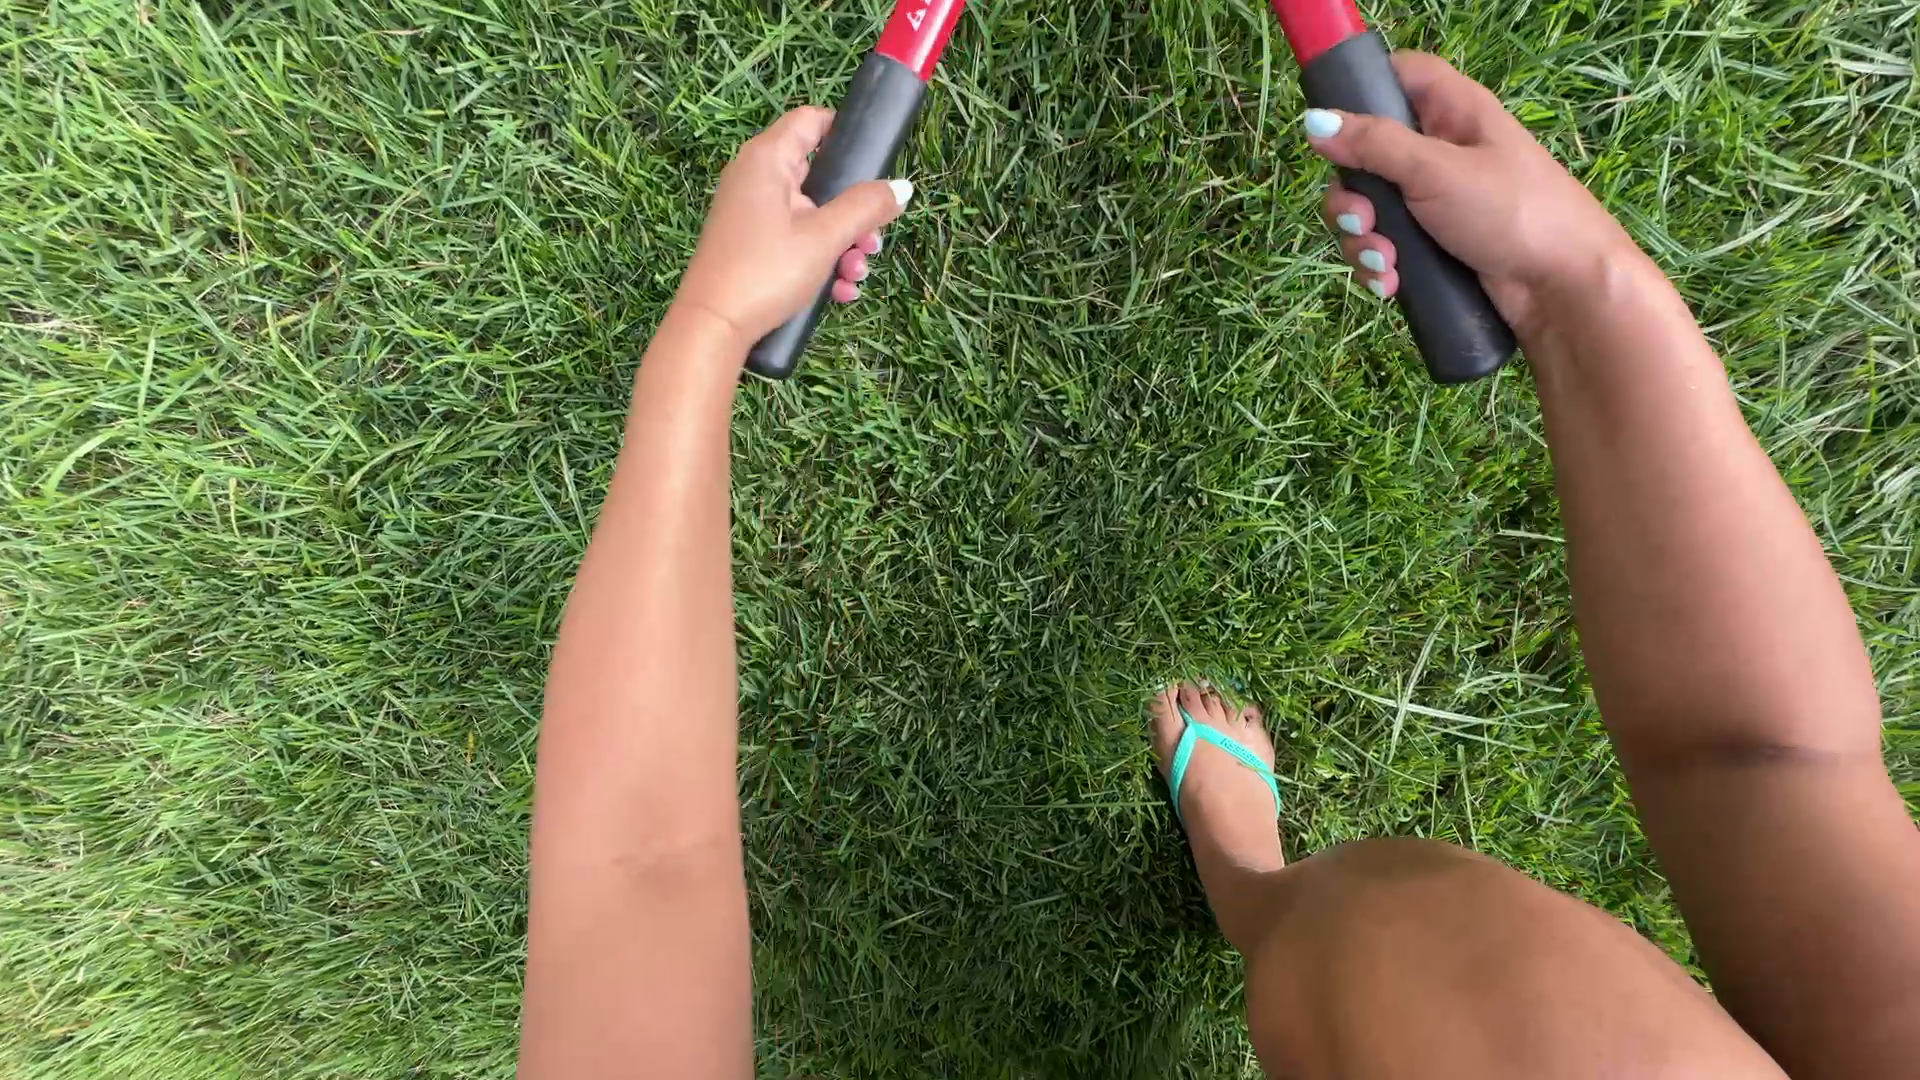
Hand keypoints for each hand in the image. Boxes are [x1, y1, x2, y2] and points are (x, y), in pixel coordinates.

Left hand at [674, 106, 911, 350]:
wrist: (715, 326)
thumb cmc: (767, 271)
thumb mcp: (824, 238)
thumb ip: (865, 208)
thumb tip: (902, 187)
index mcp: (768, 160)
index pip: (812, 122)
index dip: (847, 136)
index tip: (875, 167)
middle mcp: (757, 180)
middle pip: (821, 181)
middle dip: (854, 215)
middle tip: (872, 245)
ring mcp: (753, 216)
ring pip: (813, 219)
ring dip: (843, 247)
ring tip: (854, 277)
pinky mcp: (753, 248)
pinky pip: (797, 244)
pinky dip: (821, 263)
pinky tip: (839, 293)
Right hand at [1303, 52, 1642, 334]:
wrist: (1554, 285)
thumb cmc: (1509, 211)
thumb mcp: (1436, 171)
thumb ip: (1374, 146)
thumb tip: (1315, 122)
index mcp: (1452, 114)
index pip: (1401, 78)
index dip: (1363, 92)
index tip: (1330, 127)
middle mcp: (1437, 154)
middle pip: (1364, 160)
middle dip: (1350, 200)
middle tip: (1361, 222)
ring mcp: (1430, 202)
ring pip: (1366, 213)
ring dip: (1362, 243)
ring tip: (1387, 263)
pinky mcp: (1426, 244)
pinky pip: (1380, 248)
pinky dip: (1377, 267)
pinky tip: (1390, 283)